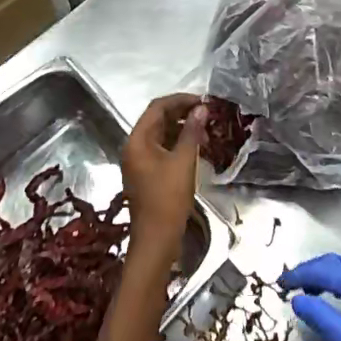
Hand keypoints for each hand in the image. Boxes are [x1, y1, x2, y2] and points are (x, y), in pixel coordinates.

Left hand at [120, 94, 206, 258]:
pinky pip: (161, 150)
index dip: (180, 100)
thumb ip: (191, 132)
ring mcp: (138, 161)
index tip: (203, 101)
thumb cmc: (168, 198)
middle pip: (157, 120)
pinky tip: (196, 148)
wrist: (156, 239)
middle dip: (182, 114)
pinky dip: (177, 145)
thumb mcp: (183, 162)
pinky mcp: (146, 173)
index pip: (157, 107)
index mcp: (137, 139)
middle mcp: (134, 146)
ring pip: (160, 135)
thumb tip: (201, 109)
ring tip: (206, 132)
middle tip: (207, 115)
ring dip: (181, 130)